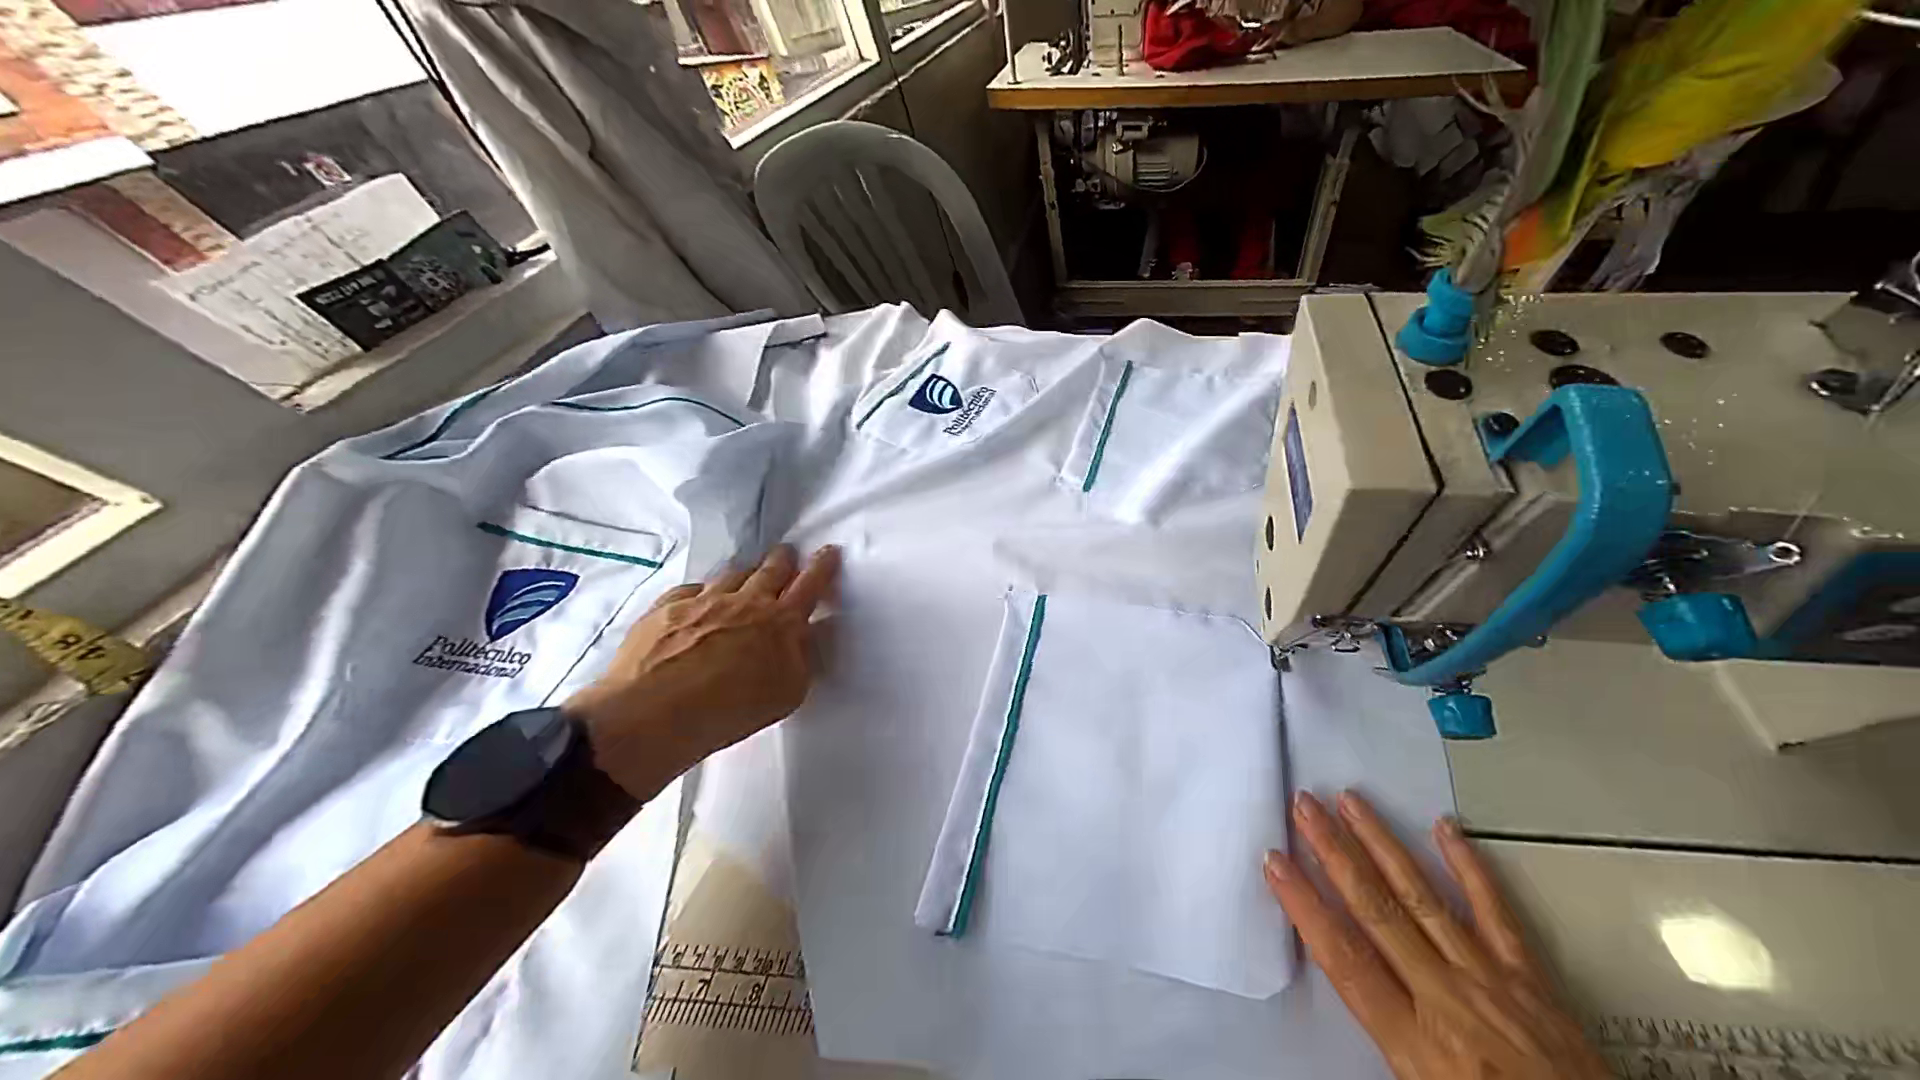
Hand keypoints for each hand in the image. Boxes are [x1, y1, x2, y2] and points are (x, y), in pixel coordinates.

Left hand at [567, 544, 840, 798]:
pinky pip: (691, 588)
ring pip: (731, 574)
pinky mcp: (668, 607)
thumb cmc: (729, 710)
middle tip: (787, 555)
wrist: (655, 714)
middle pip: (771, 569)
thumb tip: (804, 638)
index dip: (822, 566)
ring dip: (744, 573)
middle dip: (783, 559)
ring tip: (746, 576)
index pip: (810, 584)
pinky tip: (699, 600)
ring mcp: (704, 600)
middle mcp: (745, 602)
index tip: (828, 552)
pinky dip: (701, 592)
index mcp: (781, 621)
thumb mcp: (787, 693)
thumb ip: (801, 659)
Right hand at [1263, 791, 1610, 1079]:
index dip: (1304, 904)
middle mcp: (1446, 1000)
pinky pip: (1496, 913)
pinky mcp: (1532, 979)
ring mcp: (1491, 981)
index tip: (1274, 860)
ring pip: (1423, 898)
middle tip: (1305, 806)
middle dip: (1334, 852)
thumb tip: (1343, 977)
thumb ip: (1382, 1035)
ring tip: (1350, 801)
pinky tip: (1444, 826)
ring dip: (1381, 843)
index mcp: (1414, 1042)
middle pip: (1377, 911)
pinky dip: (1469, 867)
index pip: (1344, 957)